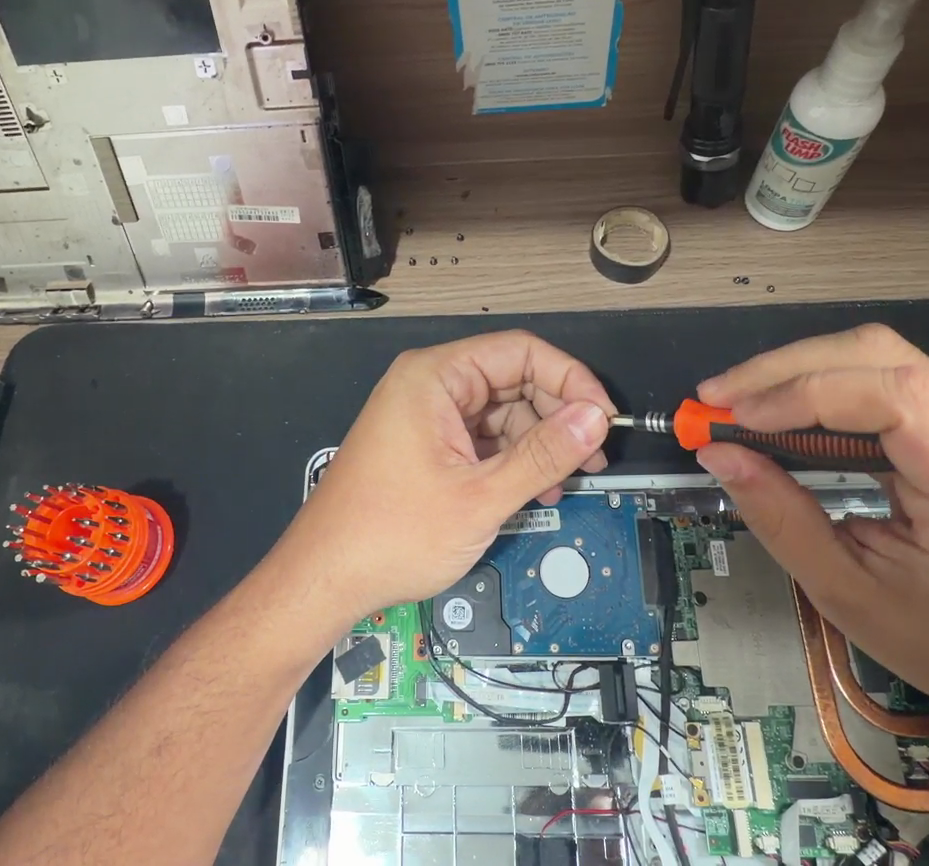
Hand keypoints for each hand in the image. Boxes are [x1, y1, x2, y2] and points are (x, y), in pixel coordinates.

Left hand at [272, 330, 614, 621]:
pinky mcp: (427, 444)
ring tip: (560, 483)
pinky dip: (511, 459)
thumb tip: (594, 419)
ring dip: (537, 443)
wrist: (326, 577)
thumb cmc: (388, 535)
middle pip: (513, 379)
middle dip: (557, 416)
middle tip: (591, 456)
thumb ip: (542, 454)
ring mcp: (427, 415)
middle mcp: (429, 386)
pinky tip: (531, 489)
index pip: (520, 351)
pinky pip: (482, 437)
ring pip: (502, 411)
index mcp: (434, 377)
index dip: (570, 379)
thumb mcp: (480, 496)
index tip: (602, 417)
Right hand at [693, 324, 928, 729]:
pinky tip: (783, 411)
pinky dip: (823, 385)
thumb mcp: (845, 594)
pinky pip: (888, 378)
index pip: (897, 397)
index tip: (735, 418)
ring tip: (738, 403)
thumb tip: (717, 454)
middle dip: (786, 369)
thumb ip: (780, 518)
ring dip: (799, 370)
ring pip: (882, 356)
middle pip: (883, 357)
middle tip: (715, 401)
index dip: (807, 393)